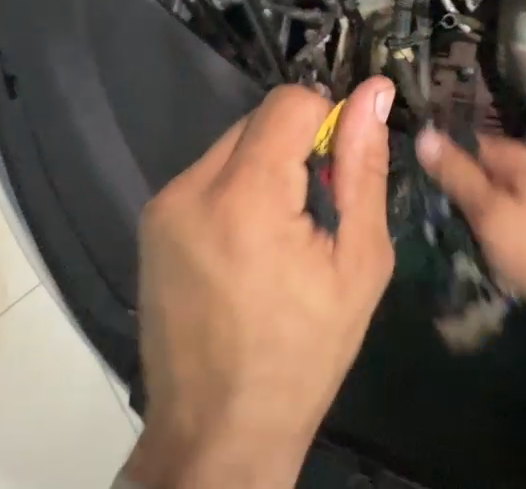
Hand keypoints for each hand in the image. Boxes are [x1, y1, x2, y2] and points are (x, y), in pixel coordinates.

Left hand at [122, 79, 395, 488]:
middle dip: (296, 149)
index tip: (340, 169)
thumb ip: (364, 170)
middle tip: (315, 212)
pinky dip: (235, 191)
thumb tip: (374, 92)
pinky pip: (207, 176)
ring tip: (281, 236)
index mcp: (246, 198)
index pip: (291, 102)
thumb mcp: (358, 264)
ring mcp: (164, 205)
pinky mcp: (151, 223)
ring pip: (233, 145)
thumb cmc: (304, 354)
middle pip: (259, 121)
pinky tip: (247, 245)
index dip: (328, 121)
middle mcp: (192, 188)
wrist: (219, 432)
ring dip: (265, 169)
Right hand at [416, 128, 525, 330]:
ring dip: (458, 210)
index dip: (435, 152)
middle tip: (407, 201)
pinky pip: (492, 221)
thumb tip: (424, 132)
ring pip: (480, 198)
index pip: (463, 140)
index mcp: (513, 158)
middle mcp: (521, 173)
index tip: (404, 169)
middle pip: (472, 171)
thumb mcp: (490, 209)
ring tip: (422, 222)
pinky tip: (454, 241)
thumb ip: (456, 173)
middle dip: (444, 185)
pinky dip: (475, 228)